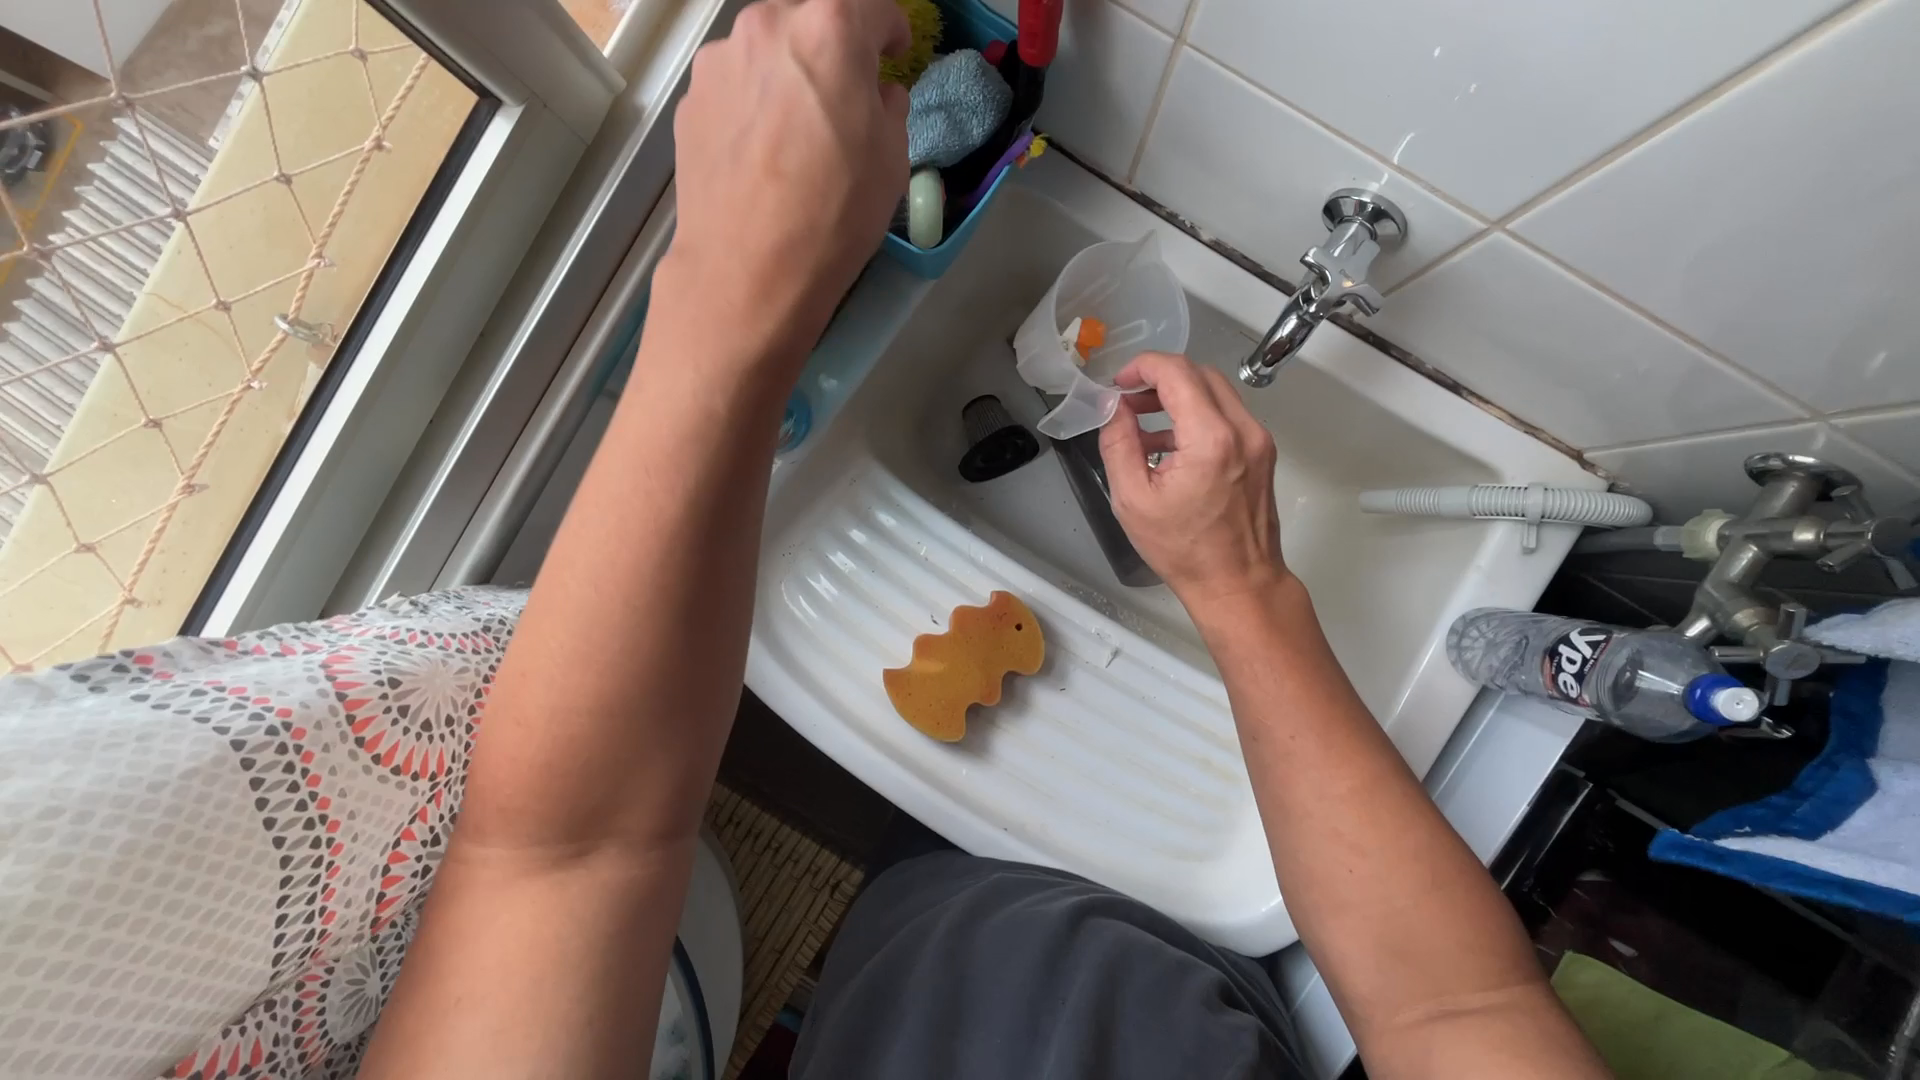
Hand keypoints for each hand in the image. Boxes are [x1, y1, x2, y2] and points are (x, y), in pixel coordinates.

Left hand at [660, 0, 910, 363]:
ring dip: (789, 78)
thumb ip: (888, 109)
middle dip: (833, 52)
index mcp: (830, 29)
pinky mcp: (691, 102)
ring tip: (798, 134)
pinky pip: (737, 89)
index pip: (871, 5)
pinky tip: (763, 156)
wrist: (749, 271)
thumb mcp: (892, 162)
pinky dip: (755, 107)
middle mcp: (766, 26)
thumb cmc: (835, 215)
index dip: (890, 29)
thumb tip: (876, 95)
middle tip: (845, 99)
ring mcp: (719, 62)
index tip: (894, 51)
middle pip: (810, 21)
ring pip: (768, 54)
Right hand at [1098, 353, 1288, 606]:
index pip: (1177, 373)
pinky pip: (1227, 416)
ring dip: (1177, 397)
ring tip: (1142, 423)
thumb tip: (1114, 409)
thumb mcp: (1132, 499)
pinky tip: (1168, 445)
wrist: (1237, 582)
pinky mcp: (1261, 453)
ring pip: (1216, 392)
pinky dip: (1196, 416)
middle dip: (1159, 379)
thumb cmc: (1184, 550)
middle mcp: (1243, 431)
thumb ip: (1118, 444)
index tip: (1119, 383)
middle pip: (1199, 374)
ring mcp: (1258, 441)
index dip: (1143, 367)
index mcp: (1210, 439)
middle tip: (1128, 400)